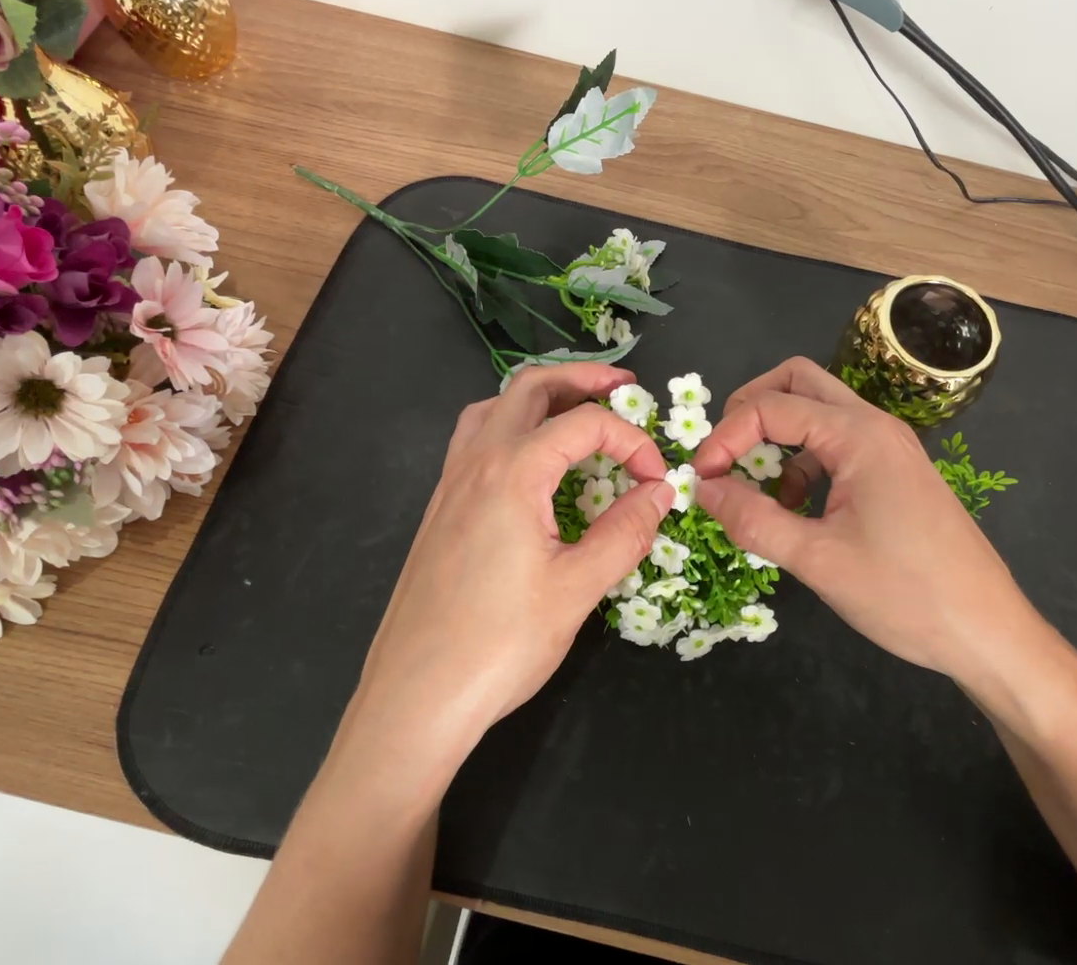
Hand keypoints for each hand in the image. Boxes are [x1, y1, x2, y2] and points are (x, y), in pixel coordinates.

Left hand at [354, 363, 674, 756]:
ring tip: (578, 415)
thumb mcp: (577, 588)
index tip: (658, 480)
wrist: (415, 695)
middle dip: (583, 379)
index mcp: (512, 471)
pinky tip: (531, 467)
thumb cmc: (501, 643)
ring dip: (540, 399)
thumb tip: (661, 492)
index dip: (633, 441)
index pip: (585, 424)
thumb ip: (625, 531)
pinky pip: (474, 441)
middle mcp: (475, 461)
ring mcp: (450, 483)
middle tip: (626, 389)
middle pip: (531, 388)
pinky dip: (510, 429)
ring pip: (493, 407)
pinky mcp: (439, 510)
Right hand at [689, 358, 1042, 683]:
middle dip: (750, 411)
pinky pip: (836, 446)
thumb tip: (703, 489)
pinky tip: (795, 510)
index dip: (726, 437)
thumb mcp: (817, 560)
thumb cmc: (904, 595)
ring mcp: (889, 449)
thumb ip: (753, 519)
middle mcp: (875, 427)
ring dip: (777, 439)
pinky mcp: (894, 474)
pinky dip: (803, 463)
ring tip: (757, 493)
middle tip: (724, 457)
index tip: (702, 481)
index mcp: (859, 436)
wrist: (988, 632)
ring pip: (818, 413)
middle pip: (798, 382)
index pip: (771, 407)